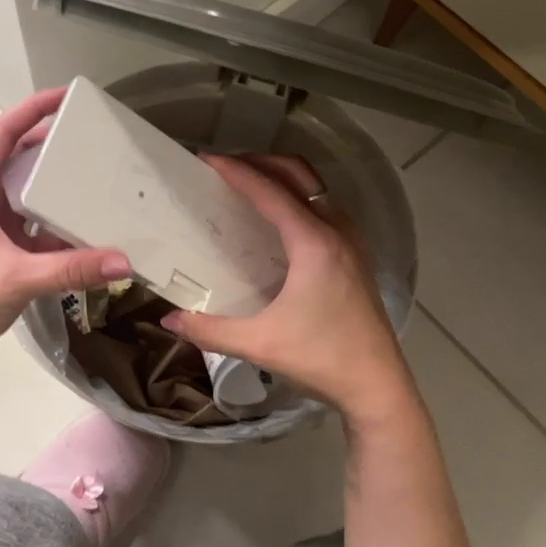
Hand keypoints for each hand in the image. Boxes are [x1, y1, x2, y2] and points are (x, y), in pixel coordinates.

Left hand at [0, 87, 132, 359]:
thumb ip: (72, 270)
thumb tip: (124, 261)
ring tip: (93, 176)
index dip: (30, 110)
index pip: (0, 135)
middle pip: (16, 158)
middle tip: (88, 136)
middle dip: (49, 143)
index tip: (63, 96)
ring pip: (26, 193)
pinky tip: (85, 229)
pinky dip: (57, 224)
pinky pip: (33, 225)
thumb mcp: (19, 279)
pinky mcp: (1, 250)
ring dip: (54, 184)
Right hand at [160, 154, 409, 416]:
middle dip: (260, 161)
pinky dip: (298, 198)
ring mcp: (352, 242)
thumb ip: (209, 330)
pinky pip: (324, 208)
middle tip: (224, 166)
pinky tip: (277, 222)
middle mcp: (336, 231)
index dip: (236, 171)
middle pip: (298, 175)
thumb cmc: (320, 360)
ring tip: (247, 185)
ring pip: (315, 189)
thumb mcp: (258, 344)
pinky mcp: (357, 257)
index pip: (270, 191)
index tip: (206, 160)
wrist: (377, 386)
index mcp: (313, 243)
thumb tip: (167, 319)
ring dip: (282, 177)